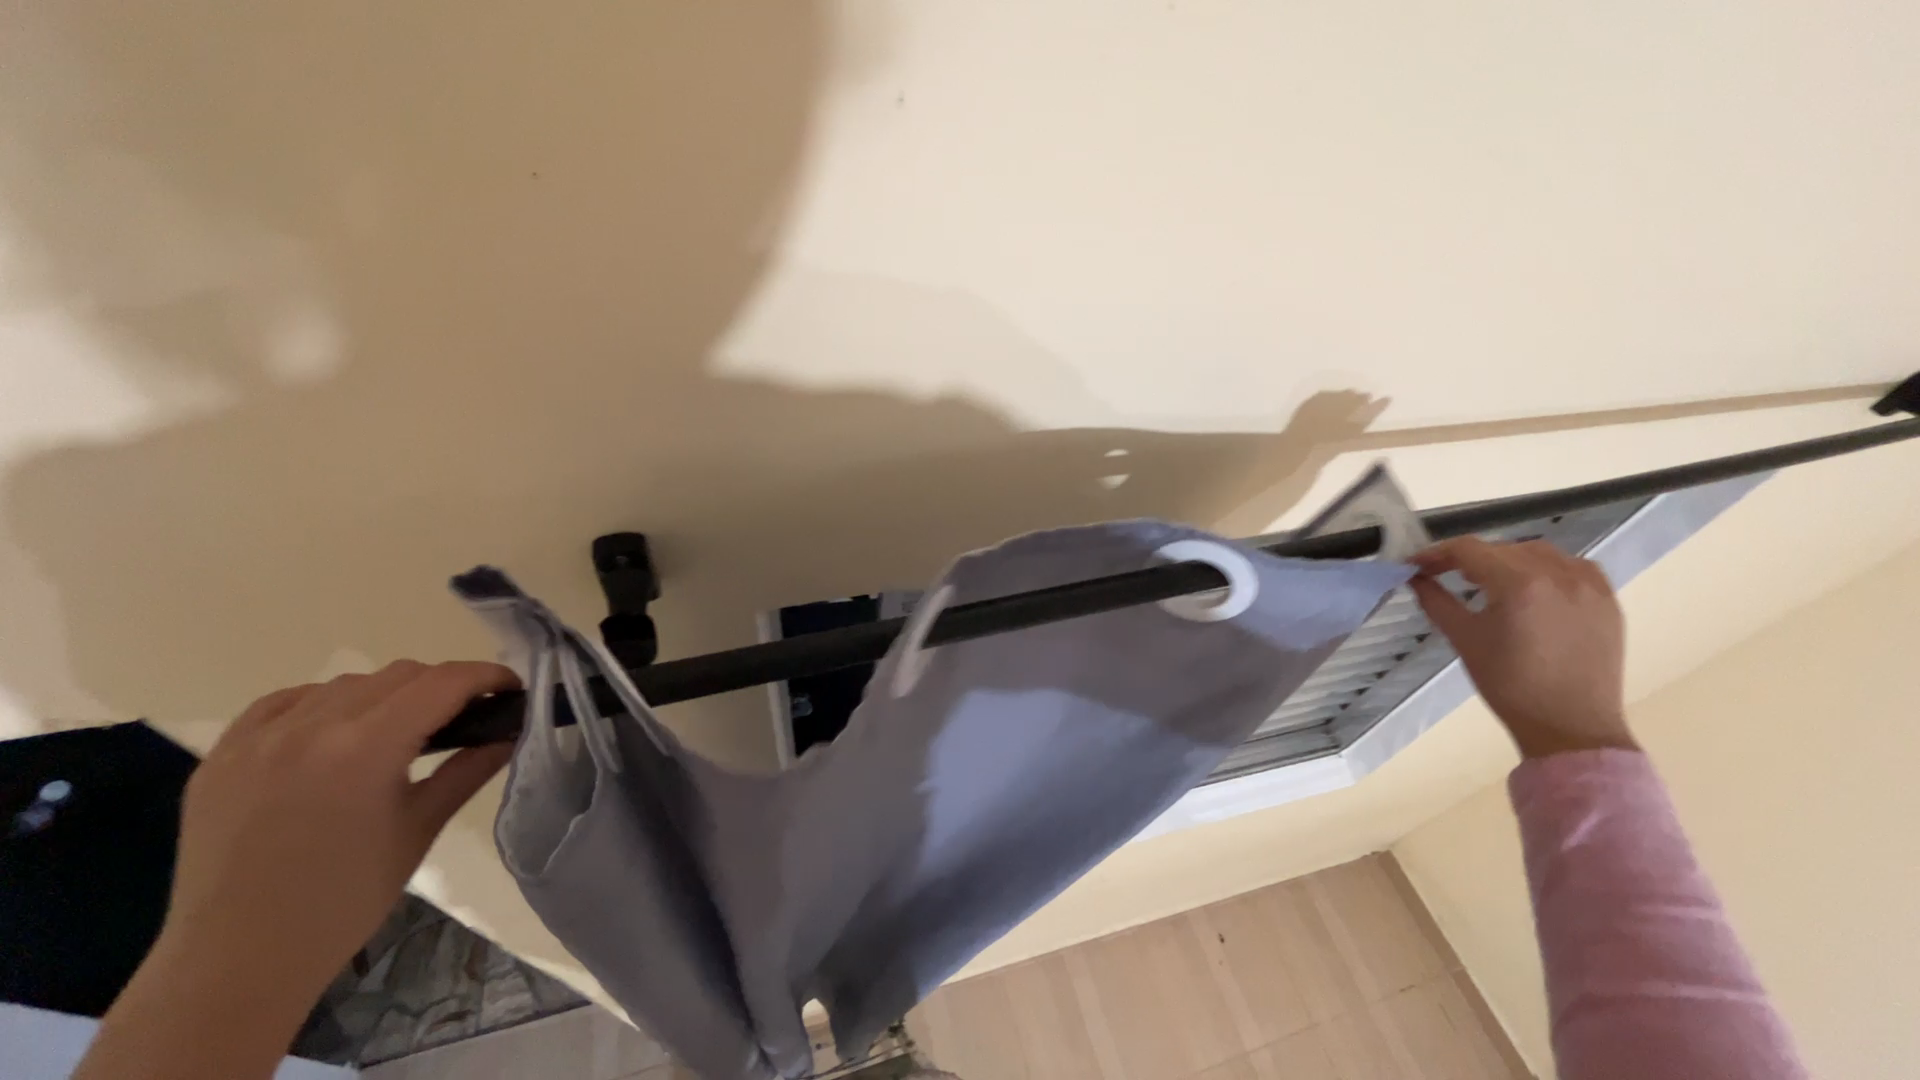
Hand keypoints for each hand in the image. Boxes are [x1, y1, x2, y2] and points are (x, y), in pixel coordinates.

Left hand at [161, 660, 517, 995]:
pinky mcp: (224, 753)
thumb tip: (509, 734)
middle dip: (442, 686)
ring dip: (385, 695)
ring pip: (346, 683)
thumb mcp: (420, 830)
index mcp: (366, 747)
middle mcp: (311, 725)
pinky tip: (335, 735)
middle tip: (463, 717)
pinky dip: (324, 705)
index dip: (486, 676)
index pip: (442, 683)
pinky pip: (286, 702)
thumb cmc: (346, 900)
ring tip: (397, 732)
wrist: (239, 959)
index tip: (510, 689)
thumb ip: (467, 770)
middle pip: (399, 674)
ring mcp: (259, 736)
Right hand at [1408, 537, 1636, 758]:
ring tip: (1489, 582)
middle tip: (1445, 576)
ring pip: (1537, 553)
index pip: (1468, 550)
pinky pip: (1571, 566)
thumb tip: (1415, 578)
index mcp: (1519, 583)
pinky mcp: (1608, 598)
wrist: (1570, 726)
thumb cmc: (1509, 685)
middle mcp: (1558, 573)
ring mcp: (1588, 584)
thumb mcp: (1464, 639)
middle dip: (1469, 559)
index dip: (1437, 554)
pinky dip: (1545, 569)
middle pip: (1501, 548)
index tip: (1416, 566)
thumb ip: (1436, 601)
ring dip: (1507, 560)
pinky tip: (1533, 588)